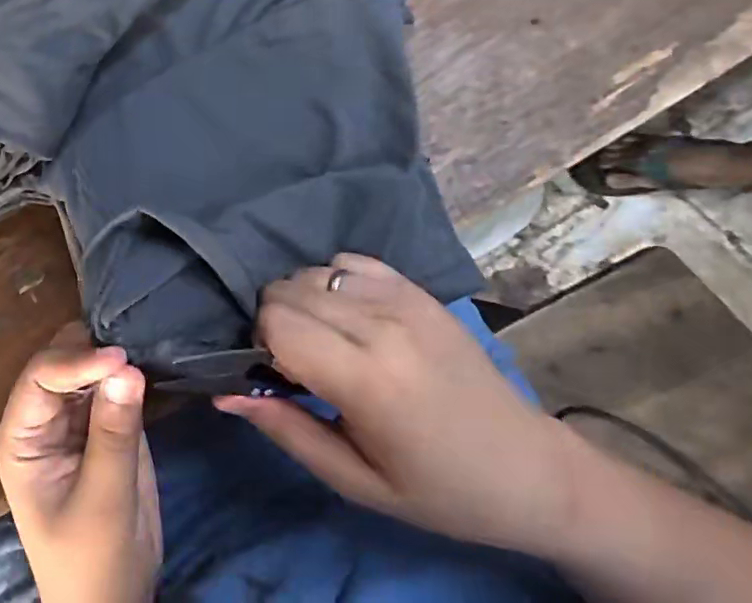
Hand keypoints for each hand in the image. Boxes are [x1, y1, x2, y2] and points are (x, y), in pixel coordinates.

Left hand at [0, 323, 160, 602]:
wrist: (114, 600)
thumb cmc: (93, 560)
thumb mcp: (104, 501)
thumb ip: (114, 433)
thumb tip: (126, 368)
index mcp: (21, 436)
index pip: (40, 377)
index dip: (76, 362)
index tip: (120, 359)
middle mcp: (42, 418)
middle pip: (61, 361)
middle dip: (93, 348)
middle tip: (134, 343)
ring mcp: (73, 419)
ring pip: (87, 366)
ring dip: (112, 356)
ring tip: (144, 343)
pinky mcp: (103, 424)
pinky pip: (111, 384)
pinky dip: (128, 372)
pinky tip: (149, 361)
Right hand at [216, 255, 579, 552]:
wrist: (530, 469)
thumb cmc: (438, 489)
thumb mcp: (356, 480)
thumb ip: (285, 429)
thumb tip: (222, 394)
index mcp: (367, 379)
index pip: (276, 322)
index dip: (260, 343)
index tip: (275, 373)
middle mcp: (381, 325)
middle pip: (286, 289)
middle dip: (274, 321)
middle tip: (298, 362)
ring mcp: (402, 299)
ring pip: (310, 272)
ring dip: (301, 302)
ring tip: (325, 341)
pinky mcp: (416, 288)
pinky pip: (346, 262)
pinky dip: (331, 283)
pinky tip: (349, 317)